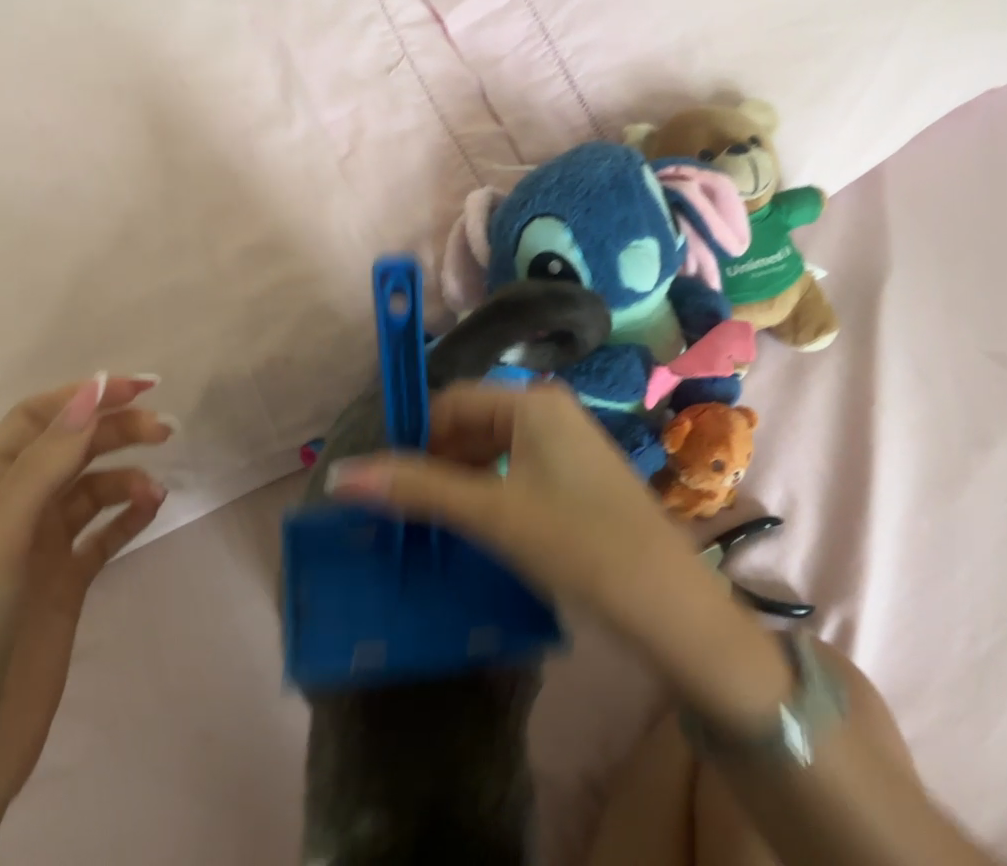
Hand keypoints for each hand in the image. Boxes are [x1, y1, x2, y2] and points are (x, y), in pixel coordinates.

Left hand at [0, 373, 173, 865]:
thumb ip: (44, 464)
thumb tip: (91, 390)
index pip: (34, 422)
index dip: (85, 396)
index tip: (142, 386)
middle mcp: (4, 514)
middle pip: (67, 452)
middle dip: (113, 431)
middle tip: (165, 429)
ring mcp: (34, 555)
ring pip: (88, 493)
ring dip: (123, 478)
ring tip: (153, 489)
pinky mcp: (62, 591)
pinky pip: (102, 538)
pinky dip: (127, 518)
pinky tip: (153, 509)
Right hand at [326, 384, 791, 722]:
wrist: (668, 606)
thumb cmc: (577, 545)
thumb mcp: (491, 514)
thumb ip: (416, 489)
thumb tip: (339, 474)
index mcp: (533, 403)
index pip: (451, 401)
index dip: (412, 437)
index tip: (381, 482)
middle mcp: (553, 413)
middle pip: (472, 425)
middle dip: (434, 462)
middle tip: (402, 511)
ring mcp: (571, 447)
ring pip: (494, 452)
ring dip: (458, 483)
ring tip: (431, 526)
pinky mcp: (581, 482)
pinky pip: (518, 474)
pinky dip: (488, 495)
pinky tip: (475, 531)